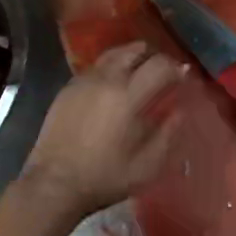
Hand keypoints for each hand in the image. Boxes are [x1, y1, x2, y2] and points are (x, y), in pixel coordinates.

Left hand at [21, 42, 182, 217]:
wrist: (53, 185)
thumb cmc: (104, 177)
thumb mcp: (147, 165)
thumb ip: (168, 134)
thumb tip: (180, 109)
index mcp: (129, 96)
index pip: (160, 65)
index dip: (175, 68)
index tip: (182, 77)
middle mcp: (108, 78)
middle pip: (136, 49)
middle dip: (154, 56)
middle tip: (161, 72)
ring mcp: (85, 80)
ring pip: (114, 53)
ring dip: (131, 57)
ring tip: (138, 73)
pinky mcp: (68, 87)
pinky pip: (96, 66)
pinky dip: (110, 68)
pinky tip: (111, 86)